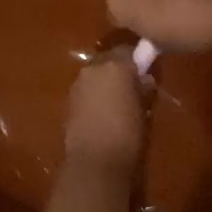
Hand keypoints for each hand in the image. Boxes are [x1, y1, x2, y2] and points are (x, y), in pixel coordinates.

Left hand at [63, 54, 143, 170]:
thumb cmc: (127, 133)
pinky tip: (101, 112)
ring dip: (103, 83)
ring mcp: (77, 84)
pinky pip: (85, 90)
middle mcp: (93, 68)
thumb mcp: (143, 109)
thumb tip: (143, 79)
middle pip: (108, 60)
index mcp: (115, 66)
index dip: (136, 60)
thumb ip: (142, 88)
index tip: (144, 73)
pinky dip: (93, 95)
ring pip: (94, 75)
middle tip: (131, 87)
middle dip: (118, 70)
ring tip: (116, 102)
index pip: (127, 51)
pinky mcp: (68, 100)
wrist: (94, 160)